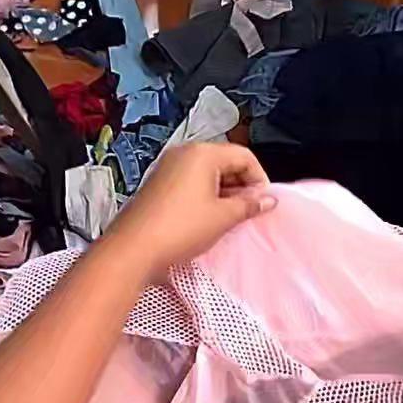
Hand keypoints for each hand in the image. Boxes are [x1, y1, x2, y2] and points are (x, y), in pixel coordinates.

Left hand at [101, 142, 276, 274]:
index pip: (244, 156)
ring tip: (232, 218)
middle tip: (251, 211)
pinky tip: (211, 219)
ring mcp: (170, 168)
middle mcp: (184, 154)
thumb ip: (249, 205)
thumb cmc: (179, 228)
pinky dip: (208, 197)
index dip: (259, 179)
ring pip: (210, 174)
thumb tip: (267, 200)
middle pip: (226, 161)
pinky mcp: (161, 184)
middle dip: (243, 186)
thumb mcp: (223, 217)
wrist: (135, 248)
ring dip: (226, 193)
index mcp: (202, 153)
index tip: (265, 202)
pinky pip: (193, 183)